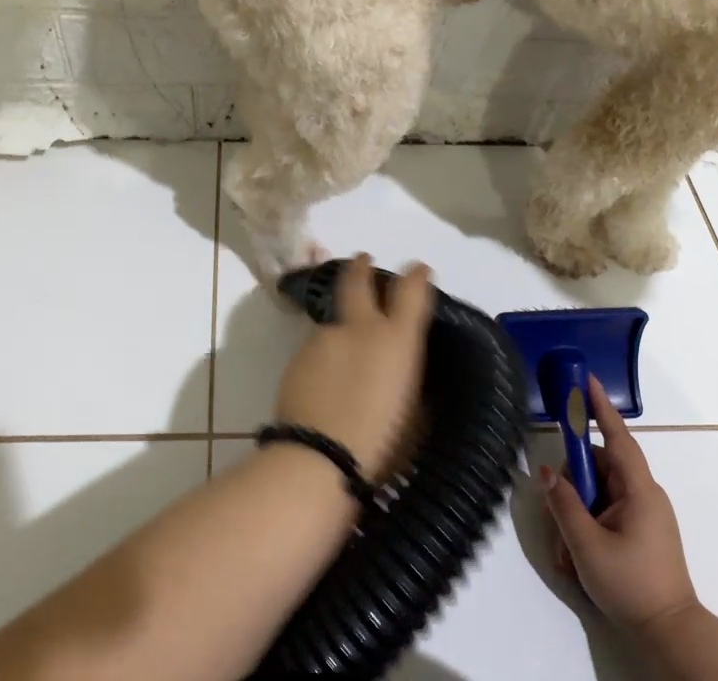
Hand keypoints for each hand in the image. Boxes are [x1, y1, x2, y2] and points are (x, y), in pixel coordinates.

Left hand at [273, 254, 432, 473]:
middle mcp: (360, 329)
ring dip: (342, 327)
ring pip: (334, 320)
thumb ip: (416, 389)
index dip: (417, 276)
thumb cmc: (381, 445)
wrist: (318, 459)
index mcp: (398, 341)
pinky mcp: (298, 356)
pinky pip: (317, 348)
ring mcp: (324, 338)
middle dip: (362, 266)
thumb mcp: (415, 418)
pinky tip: (327, 382)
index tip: (419, 268)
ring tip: (346, 356)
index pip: (412, 291)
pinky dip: (325, 356)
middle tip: (363, 258)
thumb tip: (414, 379)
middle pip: (358, 280)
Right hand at [541, 376, 700, 629]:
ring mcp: (643, 513)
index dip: (600, 407)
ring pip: (598, 492)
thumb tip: (547, 472)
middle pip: (598, 467)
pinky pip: (605, 512)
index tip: (586, 379)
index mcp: (638, 490)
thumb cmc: (630, 584)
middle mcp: (643, 494)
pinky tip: (576, 557)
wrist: (669, 631)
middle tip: (557, 515)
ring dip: (576, 512)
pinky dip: (586, 525)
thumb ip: (563, 503)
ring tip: (568, 551)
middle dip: (572, 484)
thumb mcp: (586, 544)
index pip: (616, 437)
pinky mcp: (639, 531)